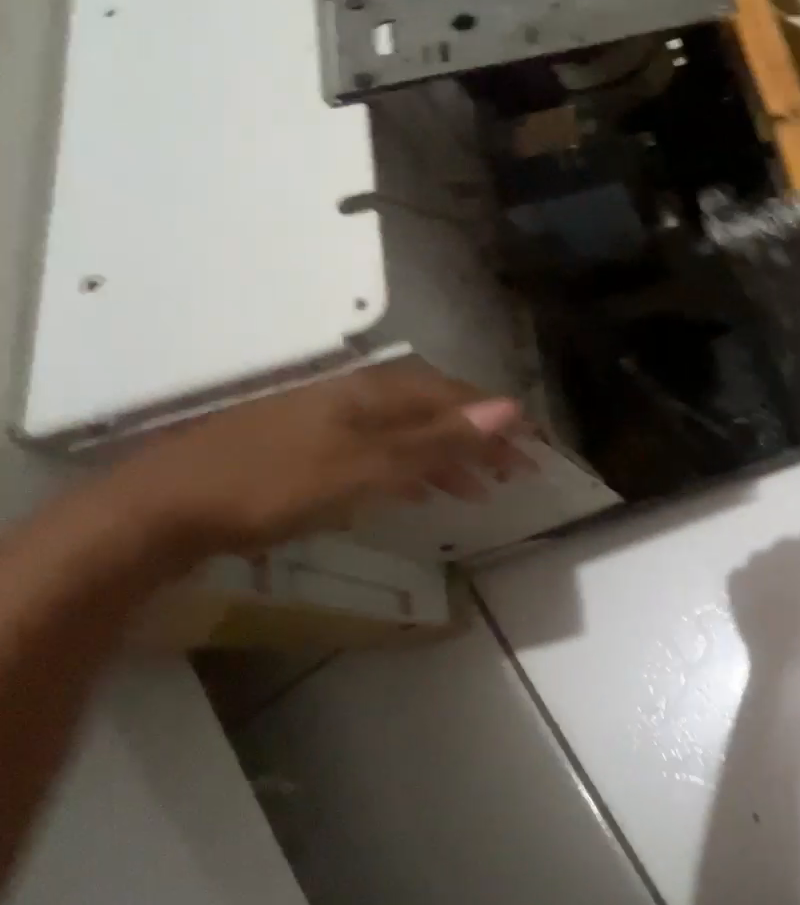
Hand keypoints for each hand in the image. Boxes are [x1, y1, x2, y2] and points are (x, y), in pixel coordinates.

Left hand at [97, 361, 532, 566]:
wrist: (157, 512)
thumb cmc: (273, 486)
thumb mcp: (368, 466)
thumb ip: (440, 440)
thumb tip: (511, 409)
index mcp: (374, 392)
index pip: (459, 398)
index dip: (502, 422)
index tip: (538, 452)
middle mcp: (355, 395)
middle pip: (437, 410)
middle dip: (482, 438)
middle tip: (517, 472)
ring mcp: (326, 418)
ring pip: (409, 430)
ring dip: (450, 455)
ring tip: (477, 490)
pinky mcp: (304, 445)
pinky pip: (381, 447)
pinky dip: (412, 466)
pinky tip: (415, 489)